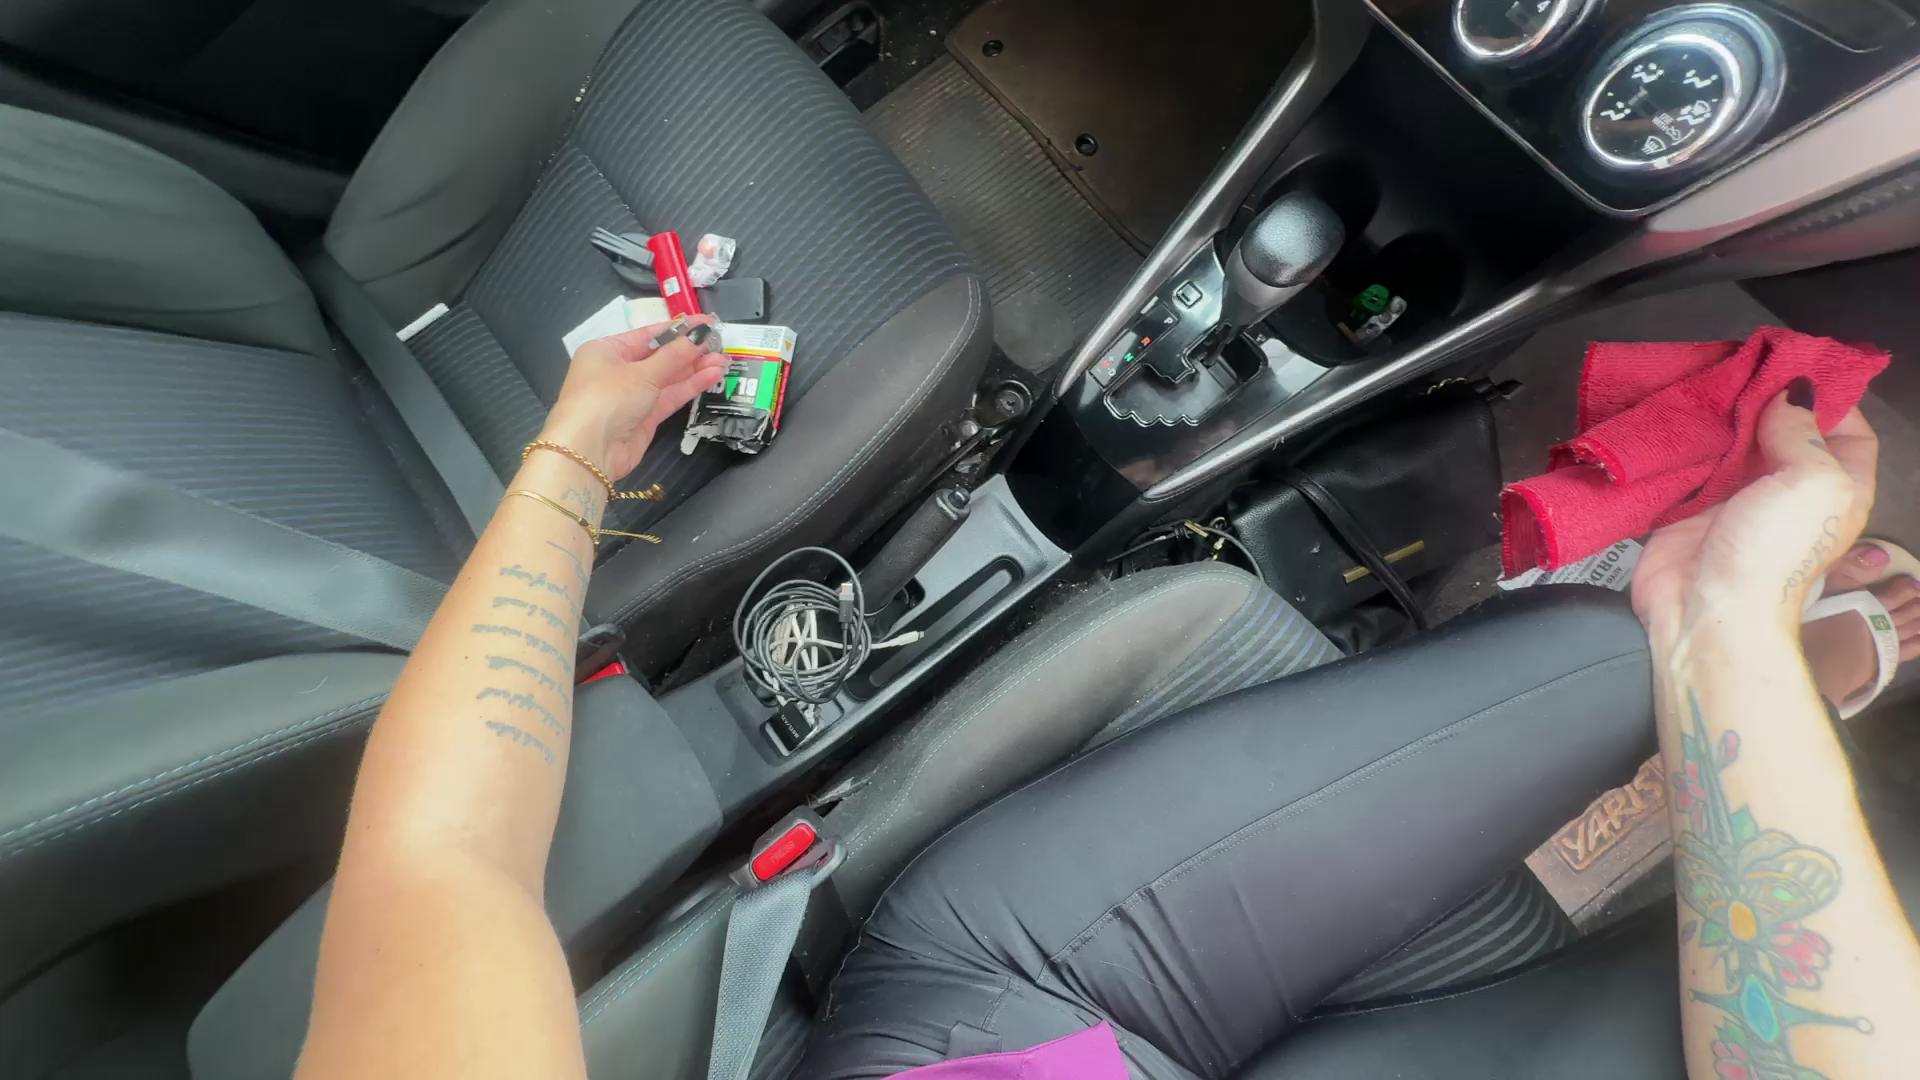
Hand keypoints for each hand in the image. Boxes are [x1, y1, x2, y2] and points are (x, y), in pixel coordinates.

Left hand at [538, 317, 729, 480]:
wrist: (590, 450)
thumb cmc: (607, 399)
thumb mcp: (642, 373)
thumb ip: (675, 356)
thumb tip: (700, 335)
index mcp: (608, 350)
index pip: (649, 335)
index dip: (679, 329)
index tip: (707, 323)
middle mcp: (620, 369)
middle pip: (661, 356)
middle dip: (691, 351)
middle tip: (721, 345)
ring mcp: (634, 394)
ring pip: (669, 377)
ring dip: (696, 369)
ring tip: (724, 361)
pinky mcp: (646, 416)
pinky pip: (671, 396)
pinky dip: (690, 386)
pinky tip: (712, 376)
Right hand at [1632, 389, 1877, 653]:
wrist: (1707, 603)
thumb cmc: (1773, 547)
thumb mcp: (1811, 484)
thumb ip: (1802, 435)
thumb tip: (1792, 391)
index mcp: (1835, 483)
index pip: (1843, 428)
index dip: (1825, 396)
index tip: (1789, 364)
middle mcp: (1785, 487)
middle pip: (1778, 434)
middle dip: (1759, 403)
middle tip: (1730, 369)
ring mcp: (1731, 499)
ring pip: (1727, 449)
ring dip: (1712, 424)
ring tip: (1692, 390)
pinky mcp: (1682, 509)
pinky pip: (1682, 470)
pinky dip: (1675, 450)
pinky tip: (1661, 426)